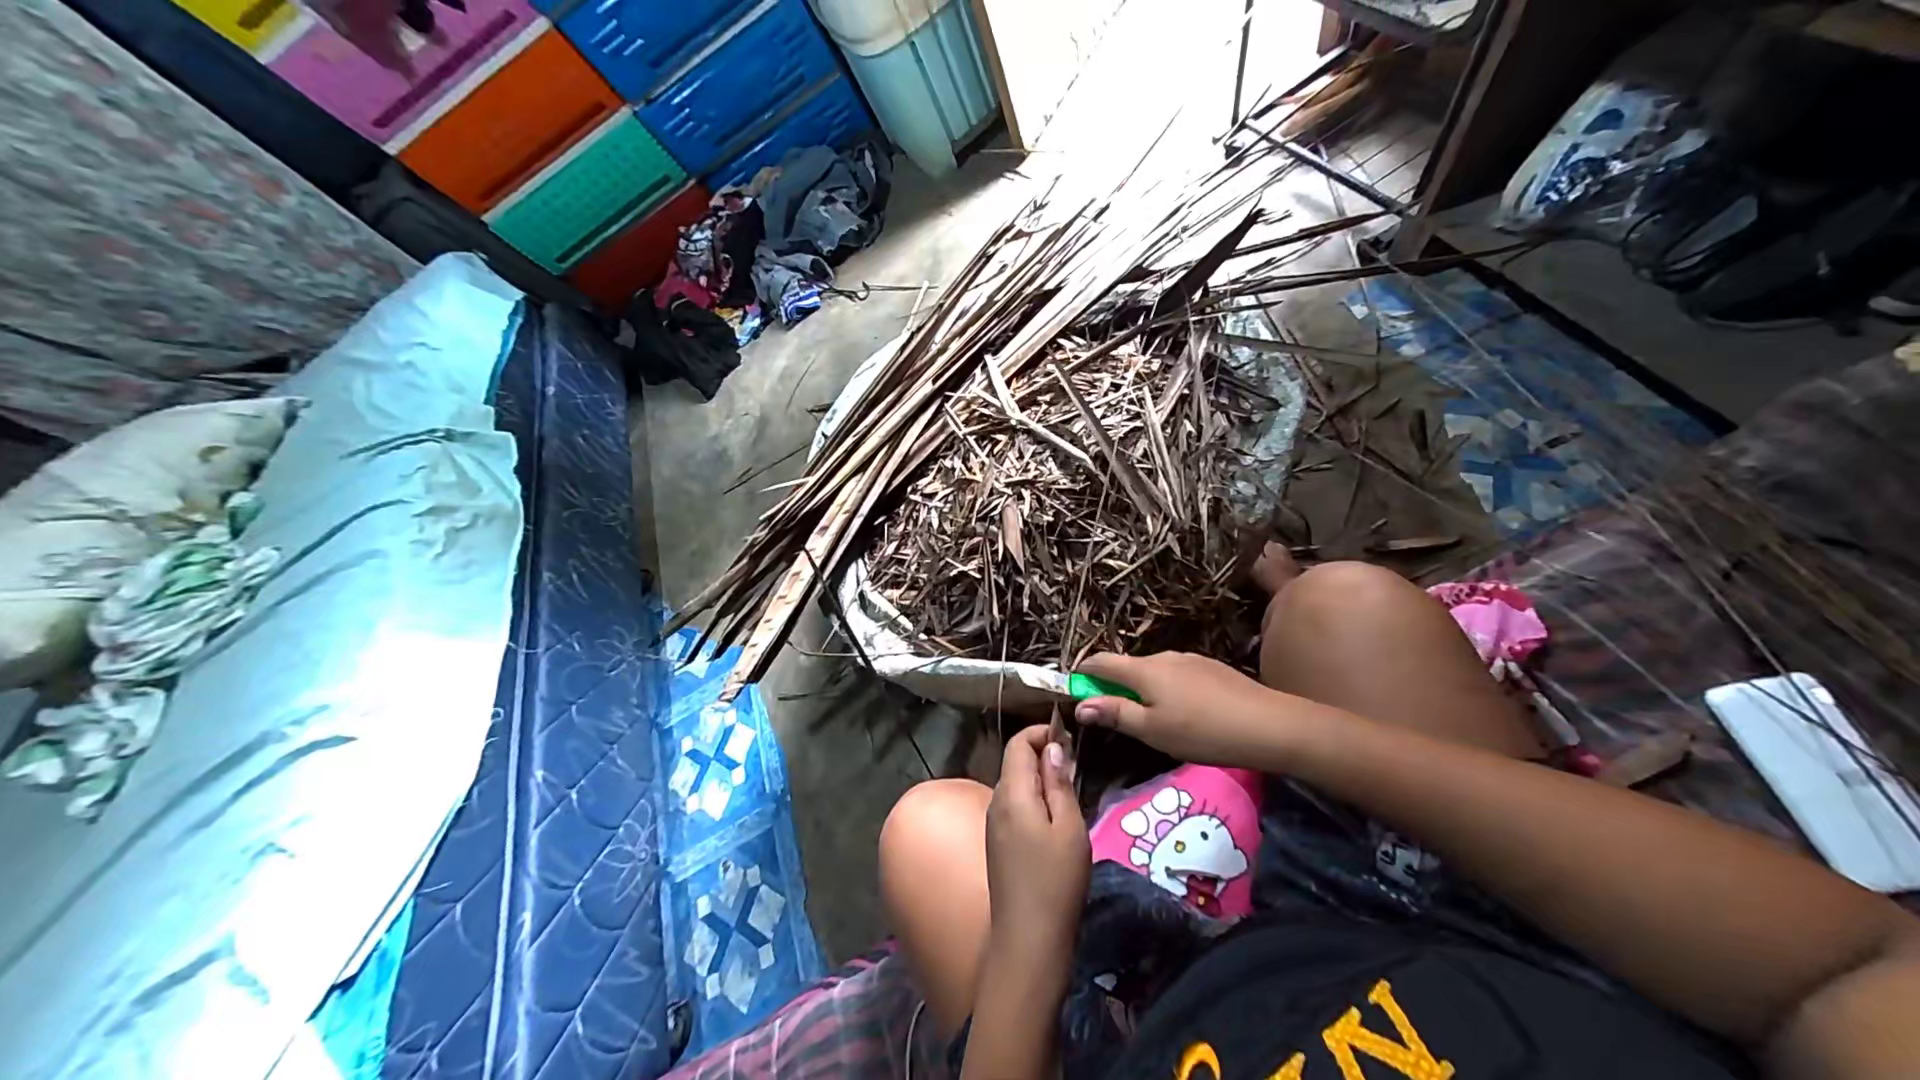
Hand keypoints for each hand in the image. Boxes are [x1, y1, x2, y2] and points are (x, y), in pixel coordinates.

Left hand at [985, 725, 1089, 983]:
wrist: (1028, 937)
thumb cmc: (1056, 879)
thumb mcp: (1069, 827)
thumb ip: (1059, 783)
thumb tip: (1053, 747)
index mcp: (1012, 793)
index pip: (1018, 743)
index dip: (1041, 732)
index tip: (1069, 738)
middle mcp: (995, 802)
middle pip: (1015, 763)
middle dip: (1043, 755)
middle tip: (1076, 768)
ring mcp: (993, 824)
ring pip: (1015, 785)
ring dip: (1039, 780)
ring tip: (1070, 794)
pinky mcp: (997, 844)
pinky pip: (1013, 807)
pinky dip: (1033, 801)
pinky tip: (1054, 821)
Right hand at [1073, 651, 1286, 765]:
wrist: (1270, 725)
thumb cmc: (1202, 732)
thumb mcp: (1152, 730)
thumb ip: (1115, 714)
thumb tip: (1080, 704)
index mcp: (1144, 670)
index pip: (1101, 661)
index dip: (1083, 673)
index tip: (1076, 692)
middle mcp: (1164, 656)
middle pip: (1128, 667)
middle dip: (1113, 686)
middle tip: (1114, 717)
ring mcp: (1190, 660)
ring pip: (1154, 672)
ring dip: (1142, 690)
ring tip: (1151, 720)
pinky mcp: (1212, 669)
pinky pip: (1176, 676)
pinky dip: (1167, 690)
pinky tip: (1184, 715)